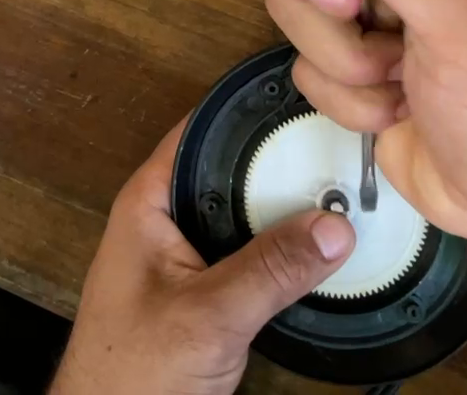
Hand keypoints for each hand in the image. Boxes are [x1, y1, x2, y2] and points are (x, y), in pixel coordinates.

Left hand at [51, 120, 354, 394]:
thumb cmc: (133, 370)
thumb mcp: (209, 315)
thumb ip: (270, 270)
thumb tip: (333, 228)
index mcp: (148, 200)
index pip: (199, 132)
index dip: (243, 113)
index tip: (294, 100)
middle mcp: (162, 217)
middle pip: (224, 171)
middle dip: (272, 161)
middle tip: (330, 147)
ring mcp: (180, 254)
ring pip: (236, 213)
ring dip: (275, 208)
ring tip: (333, 191)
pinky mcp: (197, 289)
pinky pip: (242, 250)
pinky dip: (273, 247)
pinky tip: (309, 250)